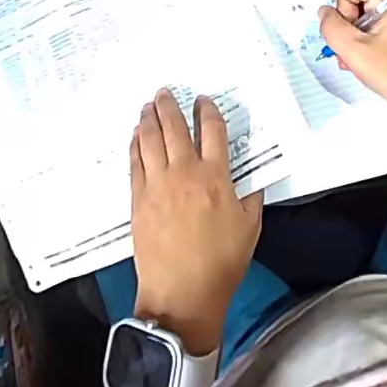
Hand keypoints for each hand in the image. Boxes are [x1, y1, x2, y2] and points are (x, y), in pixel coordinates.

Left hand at [129, 89, 263, 356]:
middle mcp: (184, 173)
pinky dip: (135, 144)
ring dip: (149, 119)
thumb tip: (250, 177)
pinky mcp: (138, 199)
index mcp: (216, 177)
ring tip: (148, 106)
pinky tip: (136, 136)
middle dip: (170, 105)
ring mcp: (157, 185)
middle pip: (175, 128)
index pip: (212, 131)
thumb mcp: (250, 226)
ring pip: (150, 140)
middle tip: (165, 91)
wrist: (182, 294)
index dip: (208, 110)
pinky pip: (134, 163)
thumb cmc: (222, 262)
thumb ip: (251, 195)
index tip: (203, 99)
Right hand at [317, 0, 386, 117]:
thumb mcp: (355, 51)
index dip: (344, 5)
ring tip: (358, 58)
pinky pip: (368, 28)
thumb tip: (324, 13)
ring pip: (359, 14)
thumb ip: (332, 27)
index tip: (353, 30)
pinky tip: (363, 61)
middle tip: (353, 47)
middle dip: (346, 24)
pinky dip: (360, 43)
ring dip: (351, 37)